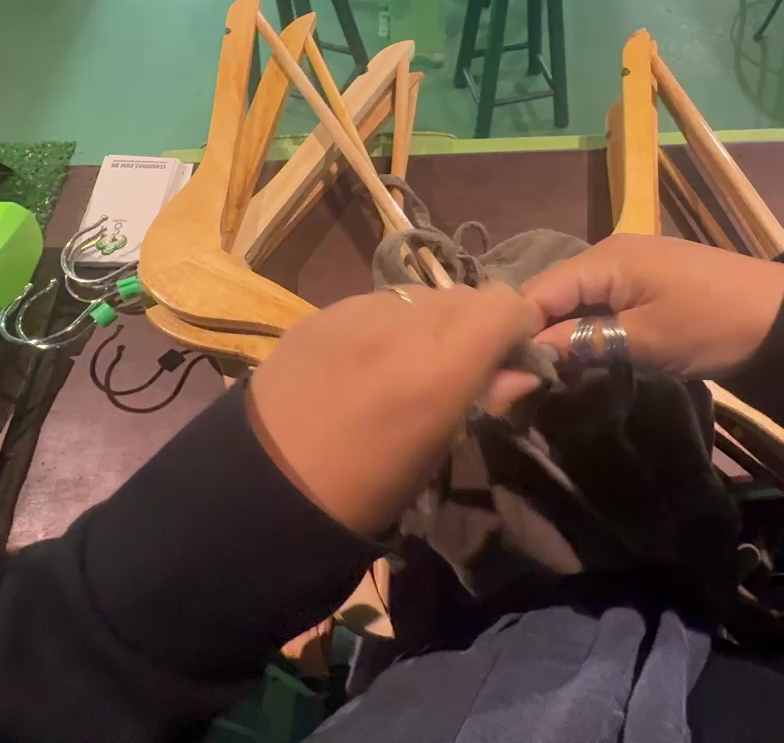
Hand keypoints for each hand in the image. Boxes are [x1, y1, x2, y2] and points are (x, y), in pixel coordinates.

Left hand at [244, 283, 541, 536]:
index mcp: (436, 370)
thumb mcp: (436, 451)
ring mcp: (356, 312)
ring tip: (410, 361)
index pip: (503, 303)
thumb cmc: (364, 489)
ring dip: (433, 320)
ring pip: (422, 294)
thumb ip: (485, 397)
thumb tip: (521, 371)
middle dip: (476, 323)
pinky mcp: (322, 311)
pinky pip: (378, 302)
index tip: (510, 352)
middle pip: (466, 294)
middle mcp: (401, 326)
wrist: (262, 488)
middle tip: (460, 363)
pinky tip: (368, 359)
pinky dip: (390, 323)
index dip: (517, 323)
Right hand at [521, 234, 783, 378]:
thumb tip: (530, 354)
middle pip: (551, 293)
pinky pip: (597, 301)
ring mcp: (626, 265)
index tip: (499, 375)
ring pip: (572, 299)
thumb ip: (583, 342)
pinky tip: (575, 356)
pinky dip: (583, 328)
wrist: (782, 319)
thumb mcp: (644, 339)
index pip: (538, 291)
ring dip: (557, 334)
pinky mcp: (642, 281)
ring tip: (540, 375)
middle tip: (518, 382)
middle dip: (532, 335)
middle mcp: (607, 253)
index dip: (515, 332)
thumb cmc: (710, 325)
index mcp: (604, 259)